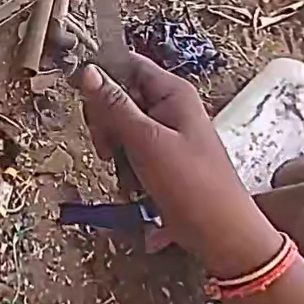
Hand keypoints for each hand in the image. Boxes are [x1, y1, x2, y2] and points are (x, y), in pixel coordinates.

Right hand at [74, 53, 282, 278]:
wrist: (224, 240)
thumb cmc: (192, 185)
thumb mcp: (146, 141)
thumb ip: (114, 105)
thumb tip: (86, 69)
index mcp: (172, 92)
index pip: (127, 63)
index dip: (100, 72)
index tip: (78, 91)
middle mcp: (167, 104)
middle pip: (116, 92)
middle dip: (103, 115)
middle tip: (105, 141)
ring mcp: (162, 130)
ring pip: (116, 119)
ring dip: (108, 139)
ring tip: (114, 162)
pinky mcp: (157, 153)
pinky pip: (125, 142)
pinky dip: (118, 156)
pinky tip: (124, 174)